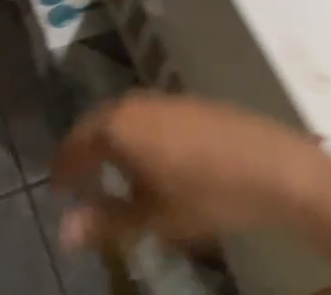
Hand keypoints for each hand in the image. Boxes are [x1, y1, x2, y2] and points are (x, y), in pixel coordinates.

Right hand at [51, 92, 322, 249]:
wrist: (274, 166)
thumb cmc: (207, 195)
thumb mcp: (153, 218)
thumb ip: (106, 222)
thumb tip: (64, 231)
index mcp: (116, 126)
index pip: (74, 144)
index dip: (63, 169)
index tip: (56, 188)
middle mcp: (132, 103)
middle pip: (95, 125)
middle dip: (84, 152)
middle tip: (78, 180)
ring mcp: (162, 99)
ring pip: (121, 118)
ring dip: (110, 143)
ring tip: (111, 173)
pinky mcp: (187, 102)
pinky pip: (145, 116)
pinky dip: (135, 135)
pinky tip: (150, 159)